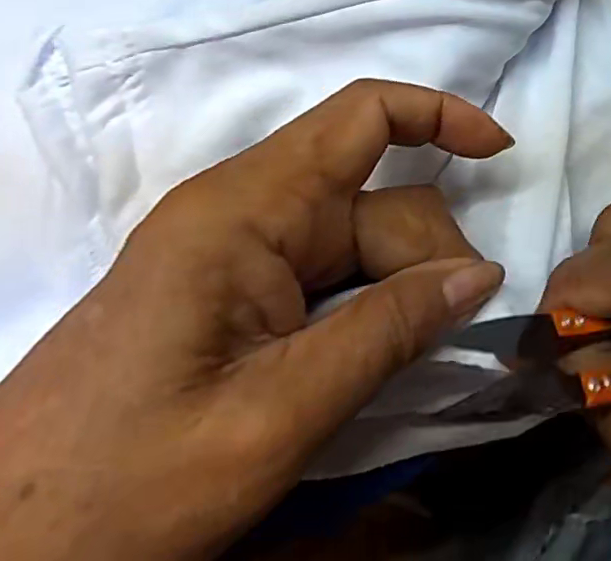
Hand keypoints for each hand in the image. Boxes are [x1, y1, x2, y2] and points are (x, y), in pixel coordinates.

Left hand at [0, 80, 511, 560]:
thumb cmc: (108, 494)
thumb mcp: (271, 418)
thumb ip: (387, 334)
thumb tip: (482, 275)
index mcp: (244, 211)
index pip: (363, 116)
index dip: (442, 115)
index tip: (502, 152)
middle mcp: (246, 214)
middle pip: (380, 201)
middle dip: (429, 260)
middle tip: (443, 338)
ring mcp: (241, 255)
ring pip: (365, 243)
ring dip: (403, 293)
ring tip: (401, 367)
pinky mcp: (239, 294)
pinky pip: (337, 277)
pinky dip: (375, 308)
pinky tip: (374, 360)